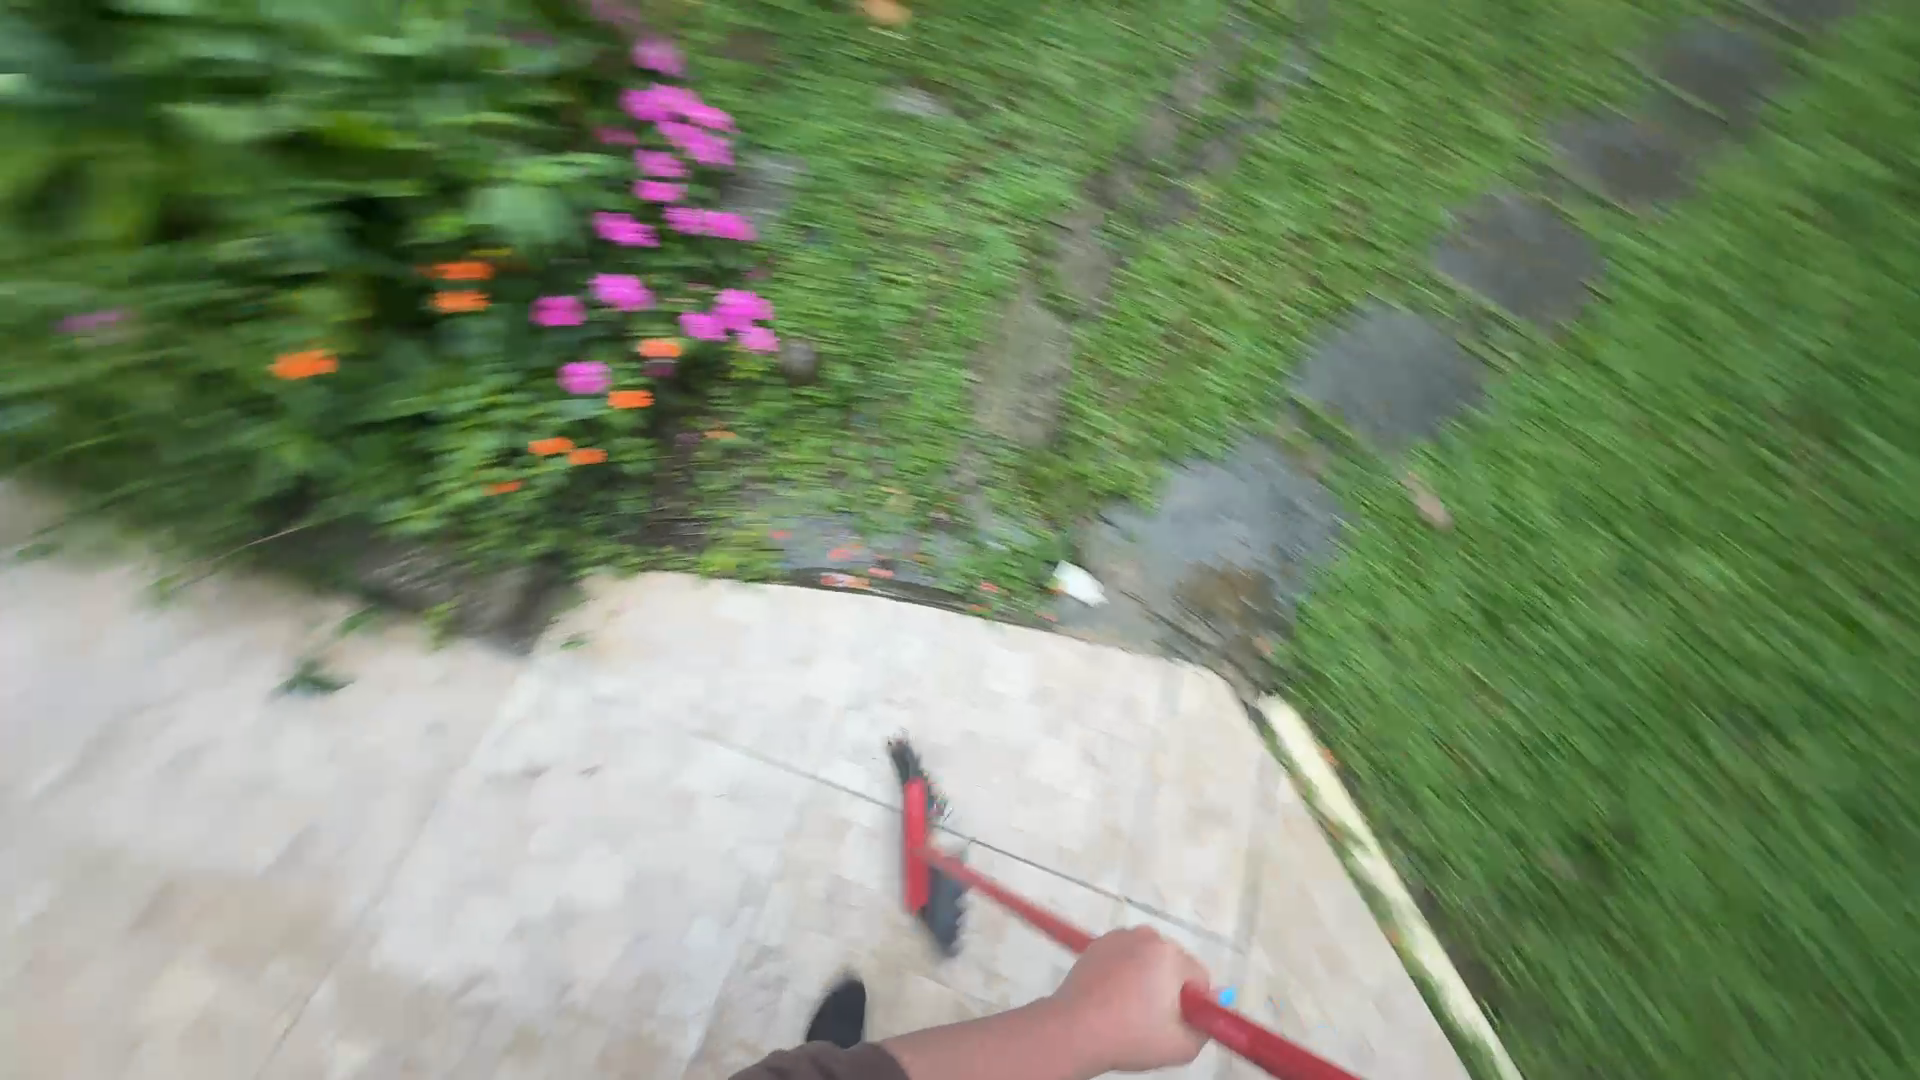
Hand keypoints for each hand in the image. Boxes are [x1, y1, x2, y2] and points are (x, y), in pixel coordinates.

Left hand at [1045, 926, 1210, 1073]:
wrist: (1075, 1028)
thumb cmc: (1132, 1035)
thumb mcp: (1181, 1045)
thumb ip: (1206, 1024)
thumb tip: (1216, 1001)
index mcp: (1169, 954)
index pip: (1200, 977)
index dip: (1194, 1003)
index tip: (1177, 1022)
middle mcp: (1145, 935)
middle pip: (1174, 964)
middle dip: (1170, 988)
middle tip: (1153, 1018)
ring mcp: (1118, 936)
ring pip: (1148, 959)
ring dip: (1147, 978)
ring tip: (1130, 1009)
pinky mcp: (1097, 943)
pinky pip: (1125, 957)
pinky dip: (1125, 972)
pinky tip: (1113, 997)